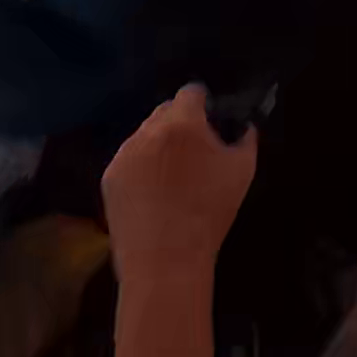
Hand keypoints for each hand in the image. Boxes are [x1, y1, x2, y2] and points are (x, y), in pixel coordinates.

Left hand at [102, 84, 256, 285]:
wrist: (165, 264)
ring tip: (172, 178)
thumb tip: (244, 126)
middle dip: (181, 122)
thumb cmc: (209, 216)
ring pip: (145, 134)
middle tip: (193, 151)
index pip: (191, 92)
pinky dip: (141, 167)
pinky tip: (152, 193)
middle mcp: (149, 129)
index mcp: (182, 123)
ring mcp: (125, 151)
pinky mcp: (110, 174)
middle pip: (166, 110)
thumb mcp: (241, 173)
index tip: (210, 116)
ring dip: (159, 144)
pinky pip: (129, 158)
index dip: (203, 102)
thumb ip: (246, 139)